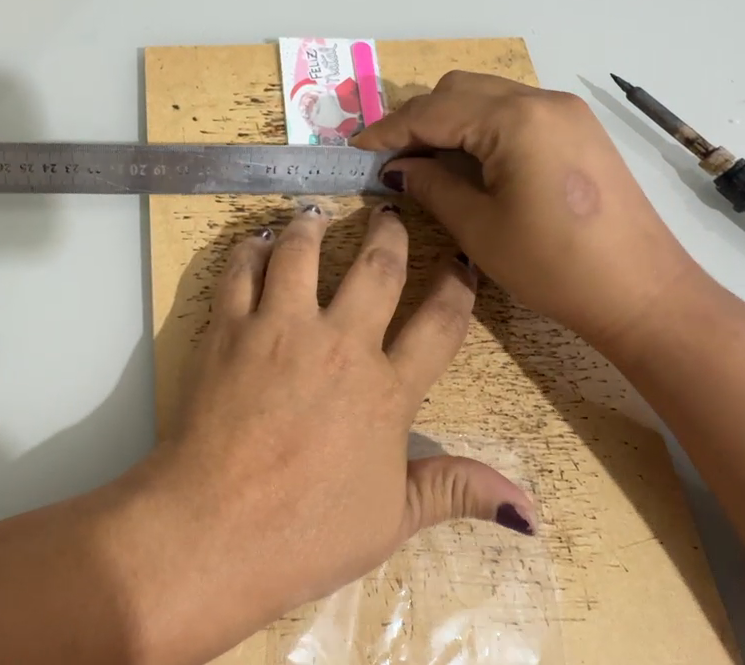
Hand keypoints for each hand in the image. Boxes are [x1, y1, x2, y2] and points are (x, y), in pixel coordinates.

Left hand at [132, 203, 532, 640]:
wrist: (215, 527)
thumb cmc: (308, 533)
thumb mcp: (392, 520)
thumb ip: (454, 492)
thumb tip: (529, 508)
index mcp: (387, 390)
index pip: (439, 324)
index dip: (457, 287)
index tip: (462, 258)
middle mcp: (339, 344)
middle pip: (377, 269)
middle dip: (388, 233)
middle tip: (387, 212)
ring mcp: (280, 329)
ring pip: (303, 253)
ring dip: (313, 225)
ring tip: (317, 213)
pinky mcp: (229, 327)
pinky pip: (241, 271)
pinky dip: (250, 249)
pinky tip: (256, 242)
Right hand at [353, 71, 705, 349]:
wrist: (643, 293)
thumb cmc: (554, 265)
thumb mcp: (479, 228)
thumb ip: (431, 185)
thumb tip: (397, 167)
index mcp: (515, 121)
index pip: (433, 111)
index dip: (389, 130)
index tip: (356, 149)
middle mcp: (541, 101)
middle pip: (459, 90)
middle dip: (417, 118)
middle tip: (390, 157)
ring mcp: (565, 112)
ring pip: (486, 95)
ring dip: (448, 119)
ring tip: (422, 158)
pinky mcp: (577, 130)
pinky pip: (512, 111)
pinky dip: (479, 125)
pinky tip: (466, 159)